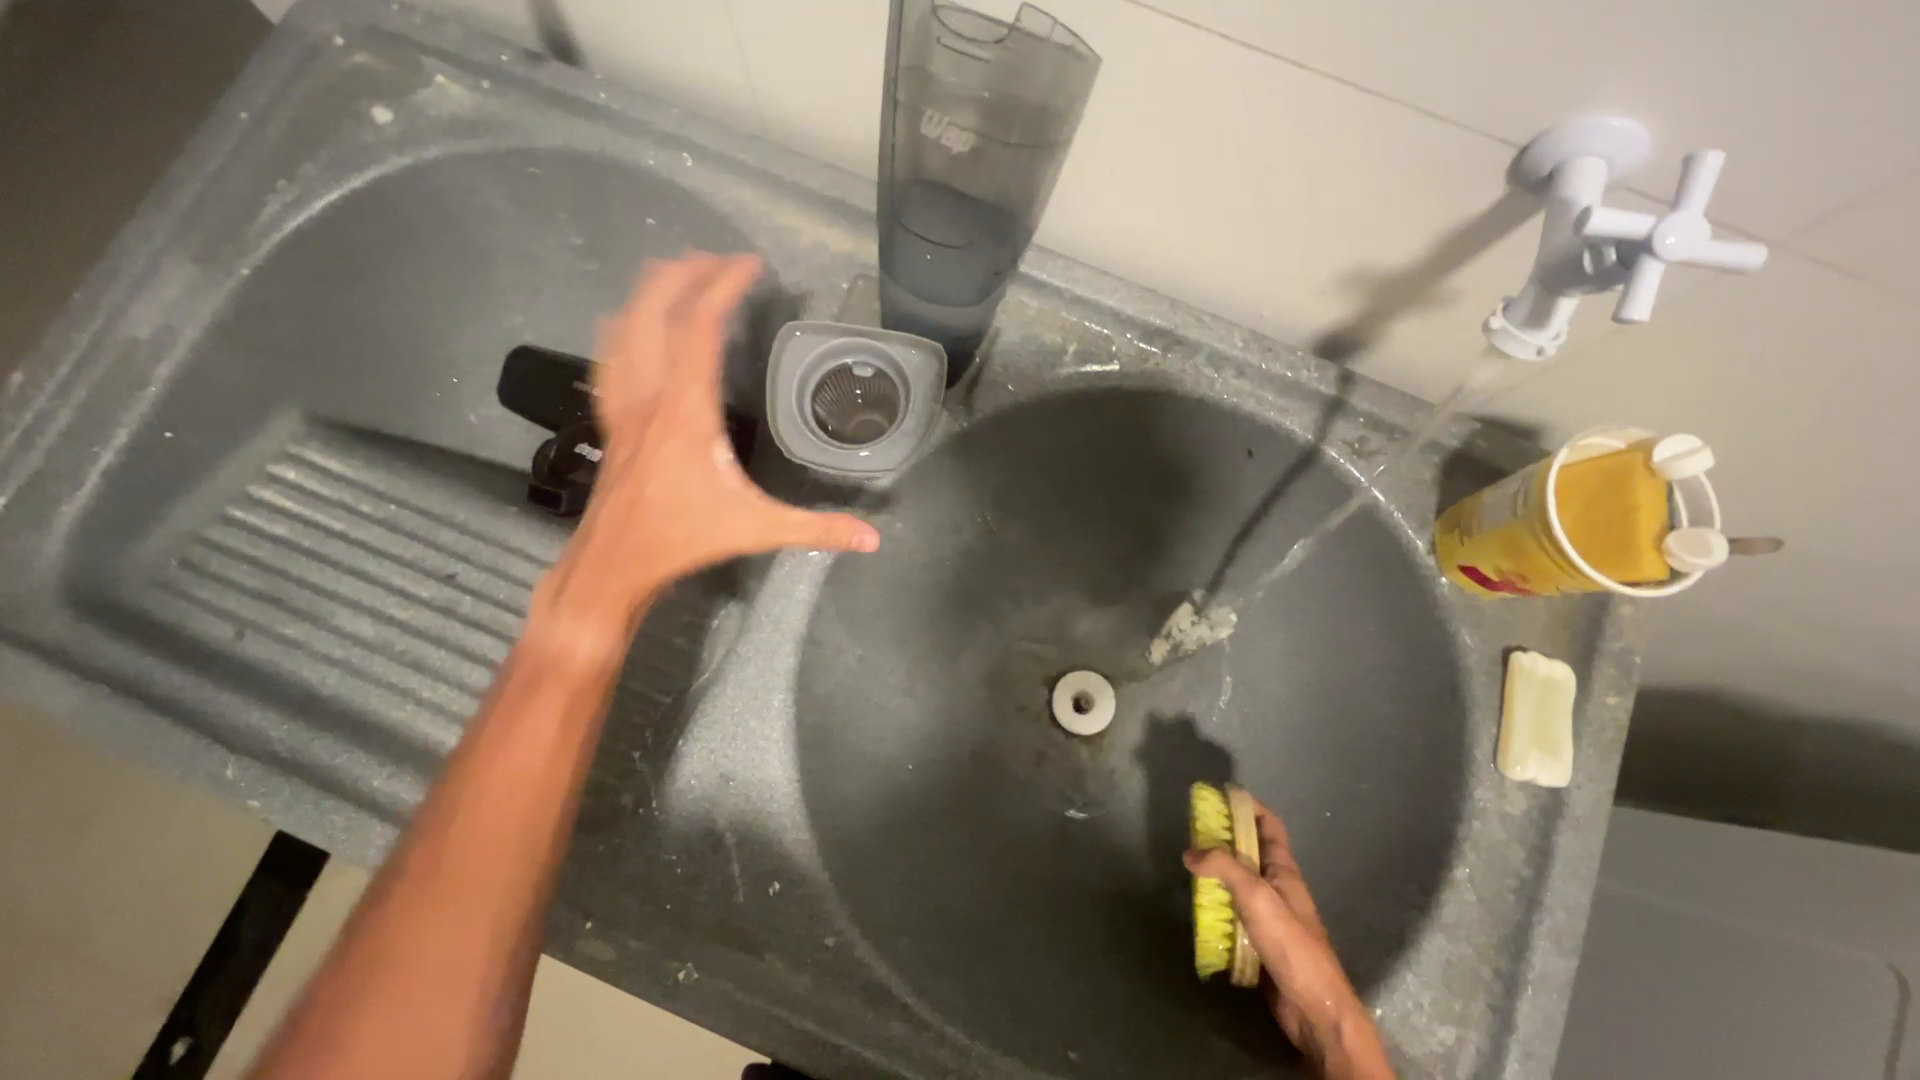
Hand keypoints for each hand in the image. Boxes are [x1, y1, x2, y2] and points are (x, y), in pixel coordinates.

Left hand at [574, 253, 878, 597]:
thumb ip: (817, 529)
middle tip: (715, 258)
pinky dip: (619, 329)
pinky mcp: (611, 420)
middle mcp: (649, 395)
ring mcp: (623, 405)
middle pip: (653, 312)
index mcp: (687, 411)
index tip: (748, 264)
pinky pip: (608, 359)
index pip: (700, 329)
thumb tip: (872, 538)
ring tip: (673, 271)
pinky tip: (622, 321)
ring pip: (623, 329)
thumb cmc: (684, 540)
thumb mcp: (758, 530)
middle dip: (683, 275)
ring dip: (648, 293)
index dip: (723, 287)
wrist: (614, 563)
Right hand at [1185, 798, 1394, 1079]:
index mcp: (1284, 871)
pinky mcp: (1261, 943)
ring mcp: (1271, 917)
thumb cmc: (1291, 945)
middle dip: (1224, 840)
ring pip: (1240, 885)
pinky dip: (1217, 909)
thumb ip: (1224, 868)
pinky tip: (1199, 911)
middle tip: (1192, 835)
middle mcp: (1279, 888)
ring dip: (1217, 876)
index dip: (1249, 806)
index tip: (1221, 796)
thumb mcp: (1256, 896)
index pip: (1270, 825)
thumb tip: (1190, 852)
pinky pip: (1234, 916)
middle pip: (1250, 854)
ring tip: (1188, 871)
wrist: (1313, 1008)